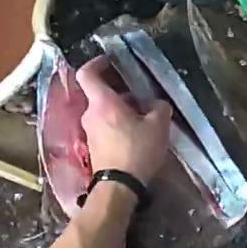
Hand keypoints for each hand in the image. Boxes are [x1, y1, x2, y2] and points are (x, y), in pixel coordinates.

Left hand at [75, 56, 171, 185]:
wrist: (119, 187)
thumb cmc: (137, 150)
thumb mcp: (159, 126)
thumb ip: (159, 108)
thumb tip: (156, 104)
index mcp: (102, 102)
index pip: (87, 73)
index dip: (96, 63)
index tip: (110, 61)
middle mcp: (90, 114)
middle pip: (100, 95)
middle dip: (119, 93)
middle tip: (140, 97)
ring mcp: (89, 132)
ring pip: (103, 113)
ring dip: (120, 112)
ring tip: (143, 119)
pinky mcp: (94, 148)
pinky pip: (105, 128)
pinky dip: (117, 126)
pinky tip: (136, 136)